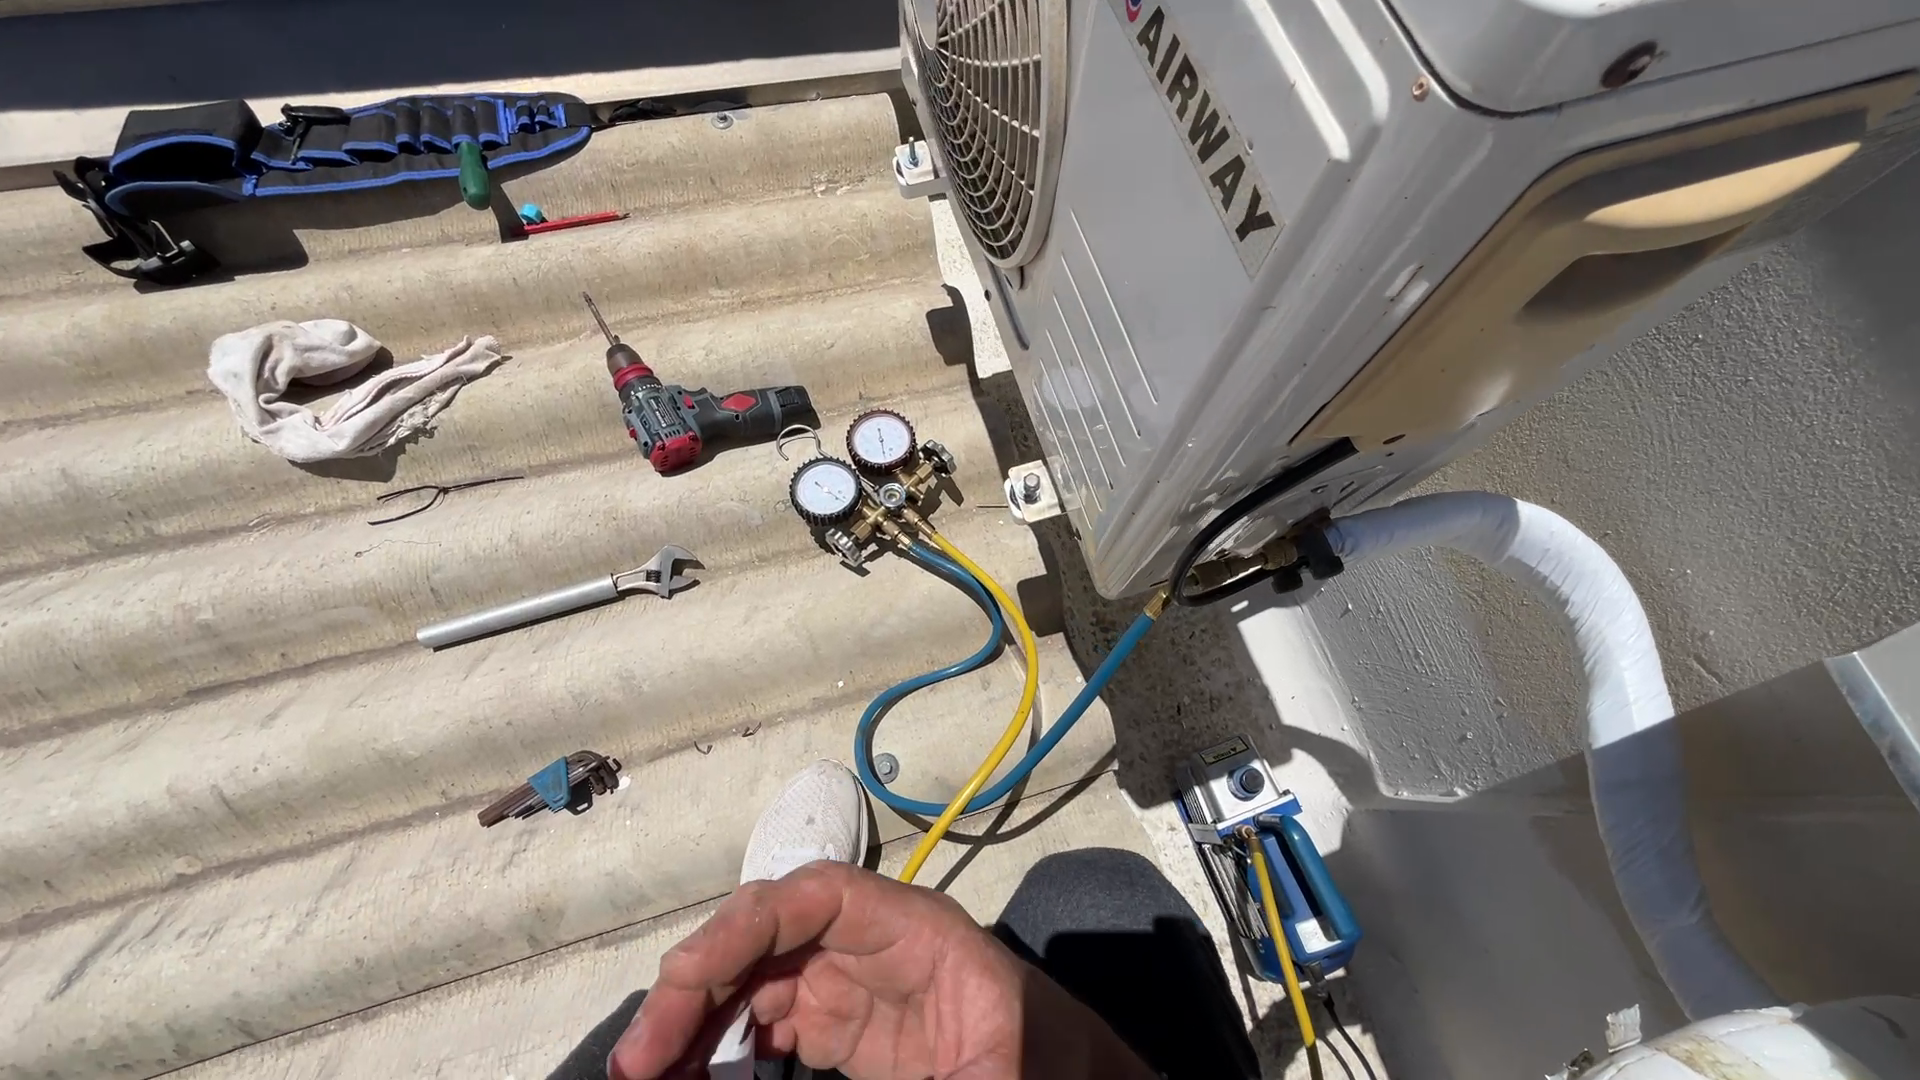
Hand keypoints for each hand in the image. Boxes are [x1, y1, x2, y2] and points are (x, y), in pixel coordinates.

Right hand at [607, 860, 1156, 1079]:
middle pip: (767, 936)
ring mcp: (845, 981)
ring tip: (651, 1071)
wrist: (1051, 1066)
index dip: (747, 923)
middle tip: (640, 1058)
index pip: (815, 895)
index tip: (686, 979)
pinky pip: (764, 1025)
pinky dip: (722, 1047)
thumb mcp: (993, 1064)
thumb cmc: (1032, 1049)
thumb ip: (946, 1066)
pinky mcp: (838, 1025)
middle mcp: (863, 941)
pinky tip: (695, 1075)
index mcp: (906, 926)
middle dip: (700, 981)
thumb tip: (809, 1038)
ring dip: (699, 1017)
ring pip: (754, 980)